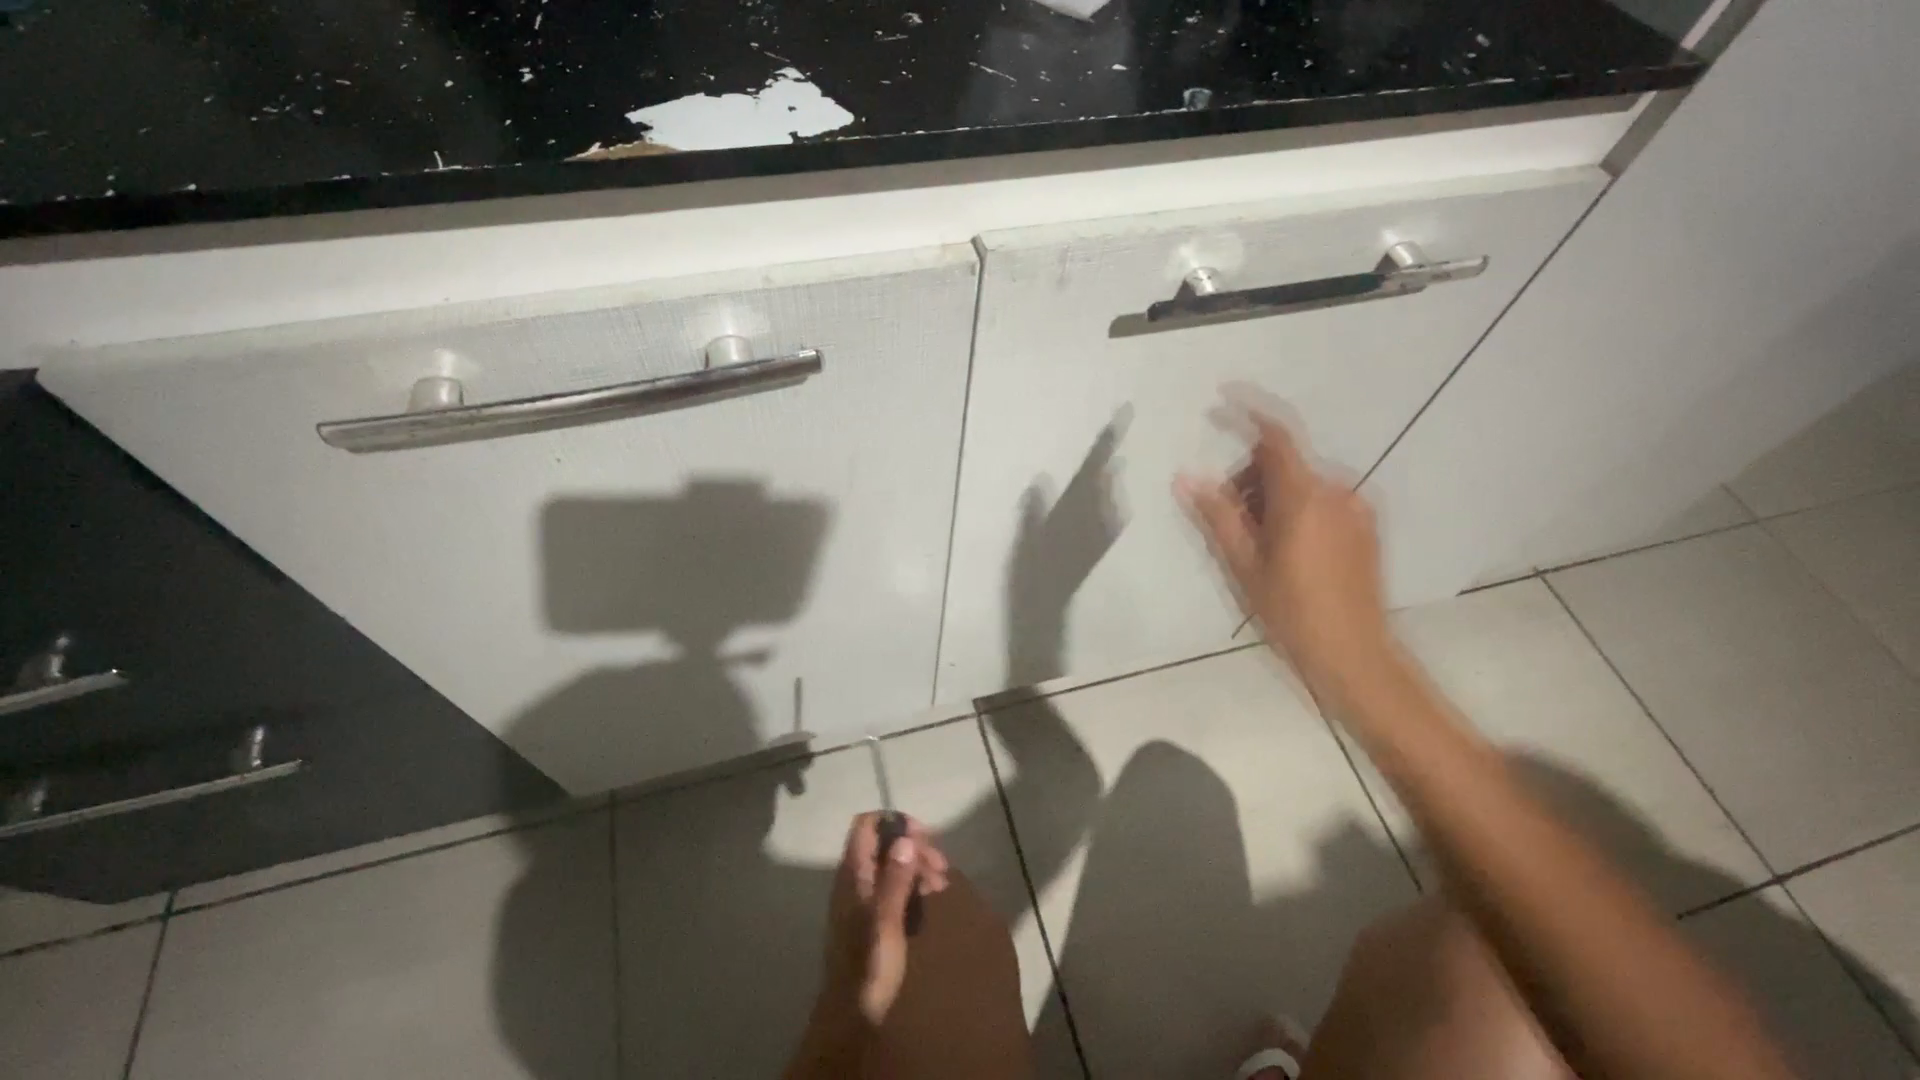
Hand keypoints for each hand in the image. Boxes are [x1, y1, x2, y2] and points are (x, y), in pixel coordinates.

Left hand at [822, 812, 951, 1025]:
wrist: (853, 1012)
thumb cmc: (869, 963)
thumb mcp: (886, 919)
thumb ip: (895, 878)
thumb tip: (905, 838)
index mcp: (853, 874)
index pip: (865, 826)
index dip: (894, 822)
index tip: (923, 837)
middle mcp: (854, 879)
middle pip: (882, 843)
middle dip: (913, 846)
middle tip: (940, 866)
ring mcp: (861, 897)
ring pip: (890, 864)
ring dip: (916, 866)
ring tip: (941, 883)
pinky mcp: (871, 915)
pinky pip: (892, 886)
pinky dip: (911, 884)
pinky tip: (929, 896)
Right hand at [1177, 403, 1395, 705]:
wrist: (1354, 653)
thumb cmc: (1291, 611)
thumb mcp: (1244, 564)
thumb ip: (1216, 515)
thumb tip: (1186, 477)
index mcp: (1304, 497)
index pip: (1275, 437)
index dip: (1247, 413)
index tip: (1220, 400)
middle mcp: (1336, 491)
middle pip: (1284, 462)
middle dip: (1250, 475)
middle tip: (1227, 516)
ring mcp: (1356, 508)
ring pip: (1302, 482)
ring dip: (1271, 495)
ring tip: (1255, 541)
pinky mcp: (1366, 527)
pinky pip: (1323, 500)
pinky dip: (1296, 508)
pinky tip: (1285, 547)